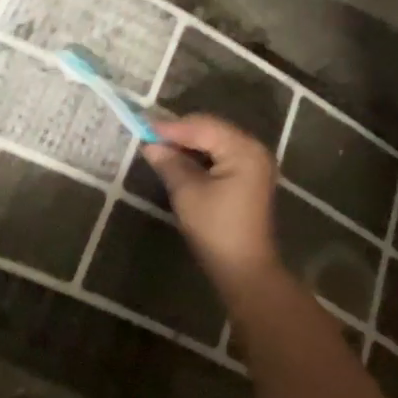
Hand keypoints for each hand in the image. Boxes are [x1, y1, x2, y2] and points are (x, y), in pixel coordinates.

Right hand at [141, 115, 279, 283]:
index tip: (143, 128)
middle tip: (150, 136)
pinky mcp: (249, 177)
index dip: (172, 127)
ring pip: (216, 142)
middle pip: (212, 130)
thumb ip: (170, 163)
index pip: (203, 127)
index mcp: (244, 150)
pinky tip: (181, 160)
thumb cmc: (216, 229)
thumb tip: (150, 144)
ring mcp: (254, 164)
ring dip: (189, 143)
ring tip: (161, 146)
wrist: (244, 269)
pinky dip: (200, 155)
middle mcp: (254, 150)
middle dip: (180, 133)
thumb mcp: (188, 193)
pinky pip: (222, 155)